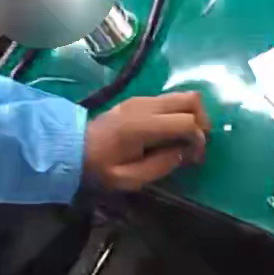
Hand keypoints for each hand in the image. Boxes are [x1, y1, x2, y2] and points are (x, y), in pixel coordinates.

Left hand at [83, 92, 210, 190]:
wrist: (71, 149)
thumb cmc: (99, 168)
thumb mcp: (129, 179)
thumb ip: (161, 166)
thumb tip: (186, 153)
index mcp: (141, 126)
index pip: (186, 121)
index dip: (198, 139)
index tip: (195, 157)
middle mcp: (144, 105)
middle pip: (190, 99)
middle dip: (202, 121)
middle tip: (197, 144)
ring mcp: (142, 98)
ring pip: (183, 95)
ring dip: (193, 115)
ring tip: (187, 138)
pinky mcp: (139, 99)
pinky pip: (170, 99)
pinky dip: (180, 112)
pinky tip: (173, 132)